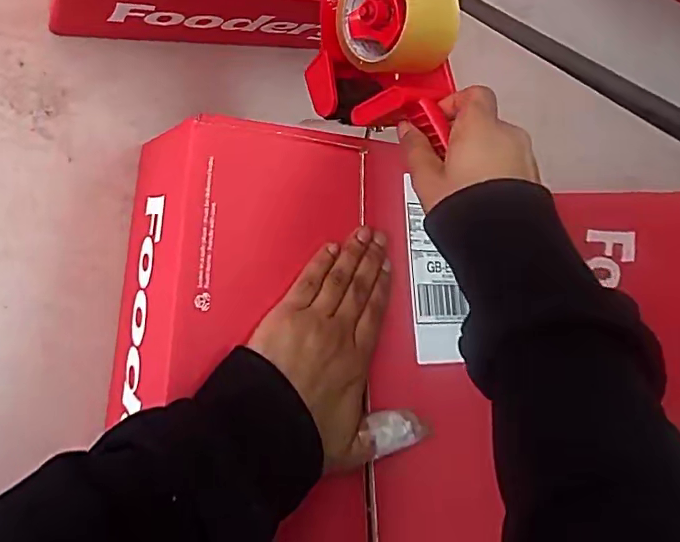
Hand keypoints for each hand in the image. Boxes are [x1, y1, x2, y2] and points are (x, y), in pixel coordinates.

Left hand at [247, 226, 392, 471]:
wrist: (261, 431)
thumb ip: (386, 432)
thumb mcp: (352, 445)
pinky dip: (320, 263)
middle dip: (371, 259)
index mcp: (356, 361)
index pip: (375, 312)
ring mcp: (312, 321)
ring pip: (338, 279)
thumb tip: (418, 428)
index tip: (388, 267)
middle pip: (360, 288)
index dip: (383, 286)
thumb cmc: (301, 437)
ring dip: (352, 254)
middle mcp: (338, 334)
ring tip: (361, 234)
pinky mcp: (286, 314)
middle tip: (379, 238)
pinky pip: (308, 281)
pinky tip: (330, 249)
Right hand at [398, 86, 538, 210]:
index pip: (470, 93)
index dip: (449, 104)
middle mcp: (507, 133)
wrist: (506, 244)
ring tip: (457, 180)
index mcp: (481, 125)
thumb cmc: (469, 210)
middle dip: (459, 133)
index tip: (431, 120)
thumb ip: (416, 147)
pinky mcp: (532, 175)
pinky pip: (509, 160)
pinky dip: (493, 168)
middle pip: (481, 119)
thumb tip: (408, 131)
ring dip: (477, 152)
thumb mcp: (428, 178)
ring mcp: (523, 154)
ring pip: (495, 141)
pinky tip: (477, 191)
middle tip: (439, 154)